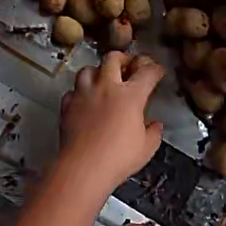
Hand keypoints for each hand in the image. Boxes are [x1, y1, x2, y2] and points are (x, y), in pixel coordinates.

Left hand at [54, 51, 164, 198]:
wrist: (83, 167)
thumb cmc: (119, 158)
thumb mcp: (147, 148)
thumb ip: (154, 132)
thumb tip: (155, 125)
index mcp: (130, 95)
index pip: (147, 72)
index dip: (155, 69)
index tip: (158, 71)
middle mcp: (106, 88)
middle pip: (113, 58)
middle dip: (124, 58)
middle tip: (129, 66)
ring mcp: (84, 95)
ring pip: (88, 69)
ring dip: (97, 71)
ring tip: (103, 80)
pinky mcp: (68, 106)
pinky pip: (73, 91)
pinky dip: (80, 92)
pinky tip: (85, 100)